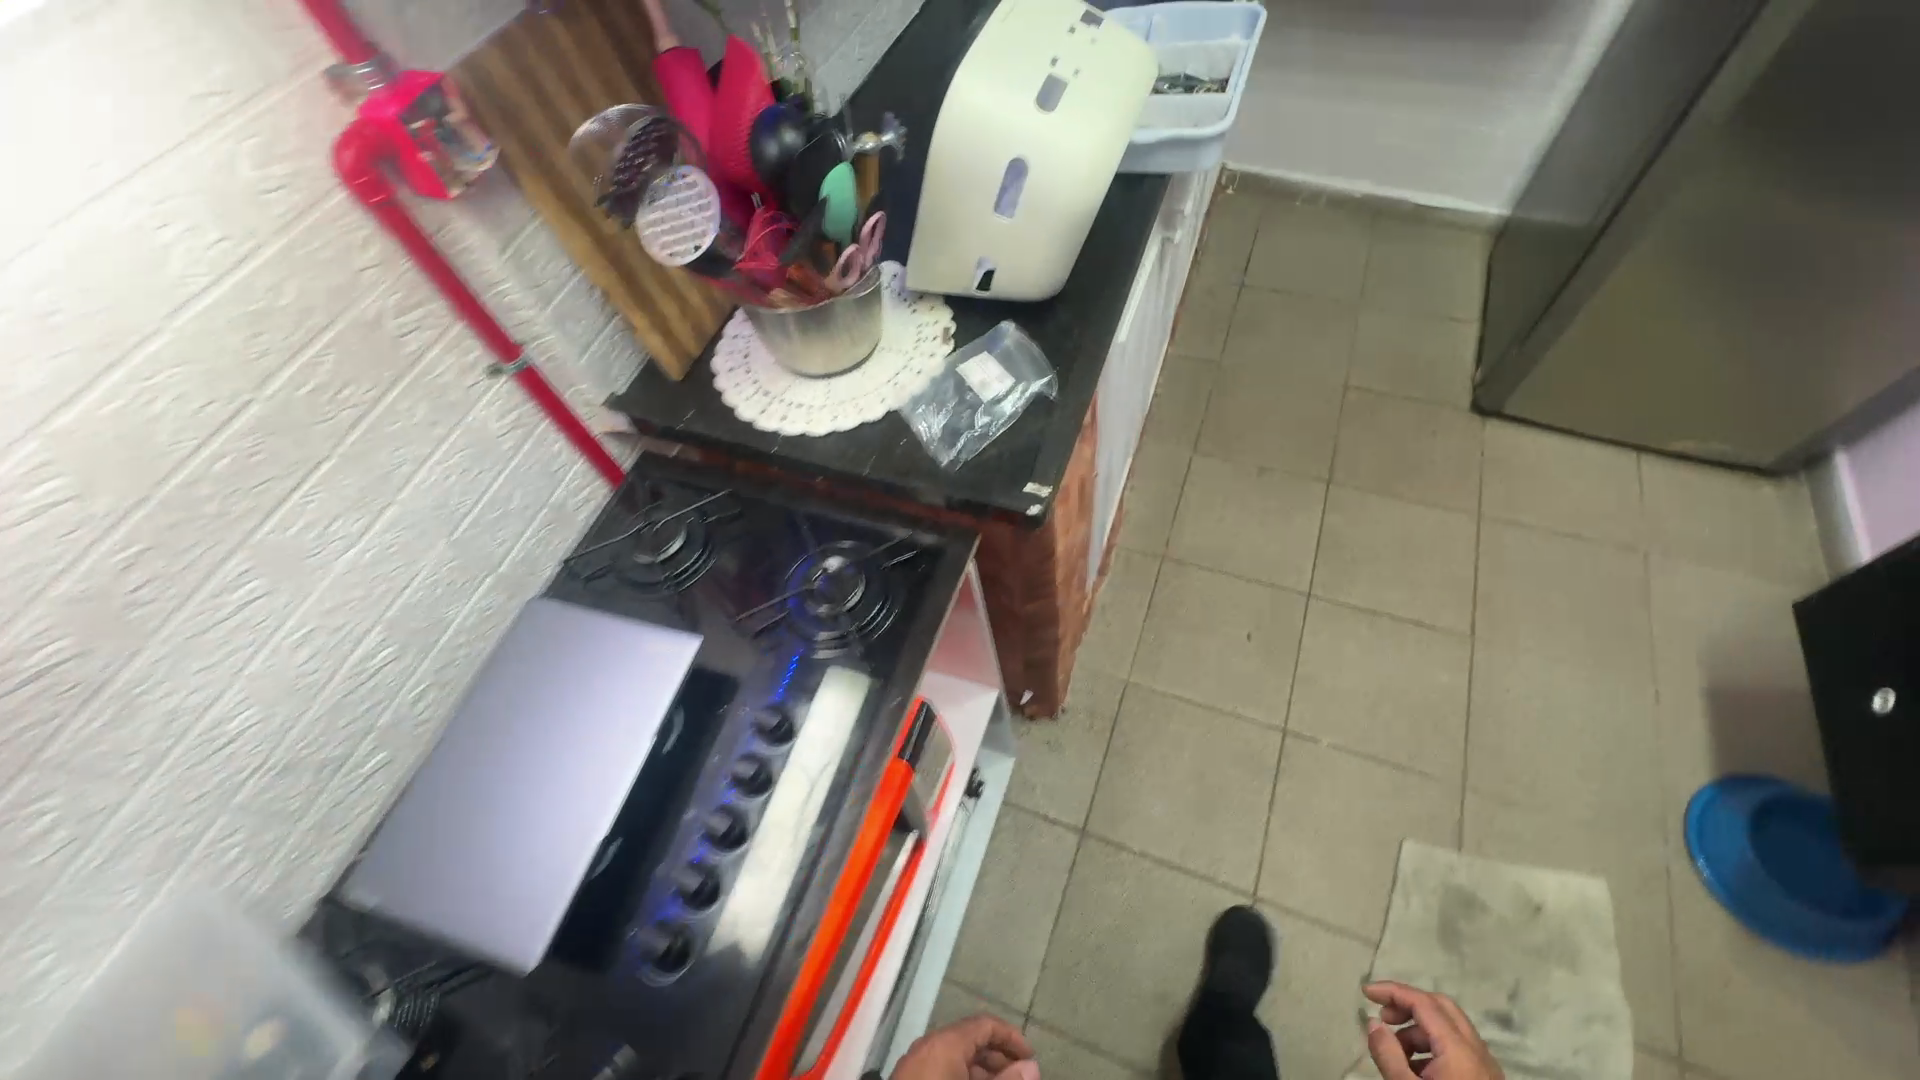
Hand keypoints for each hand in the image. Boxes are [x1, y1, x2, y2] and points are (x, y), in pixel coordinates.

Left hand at [890, 1014, 1037, 1079]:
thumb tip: (1031, 1067)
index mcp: (946, 1042)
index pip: (985, 1024)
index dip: (1012, 1038)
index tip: (1031, 1059)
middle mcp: (930, 1045)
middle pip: (971, 1040)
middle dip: (999, 1058)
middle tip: (1022, 1079)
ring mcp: (916, 1064)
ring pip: (957, 1058)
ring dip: (983, 1072)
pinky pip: (943, 1070)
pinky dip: (963, 1077)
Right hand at [1363, 981, 1504, 1079]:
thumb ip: (1388, 1054)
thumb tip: (1374, 1022)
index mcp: (1459, 1048)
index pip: (1423, 1002)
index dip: (1392, 990)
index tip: (1365, 992)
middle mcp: (1478, 1050)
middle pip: (1442, 1006)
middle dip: (1408, 1004)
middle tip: (1383, 1017)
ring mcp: (1487, 1066)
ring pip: (1451, 1028)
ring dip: (1419, 1028)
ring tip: (1396, 1050)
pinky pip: (1459, 1049)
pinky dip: (1433, 1045)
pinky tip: (1417, 1067)